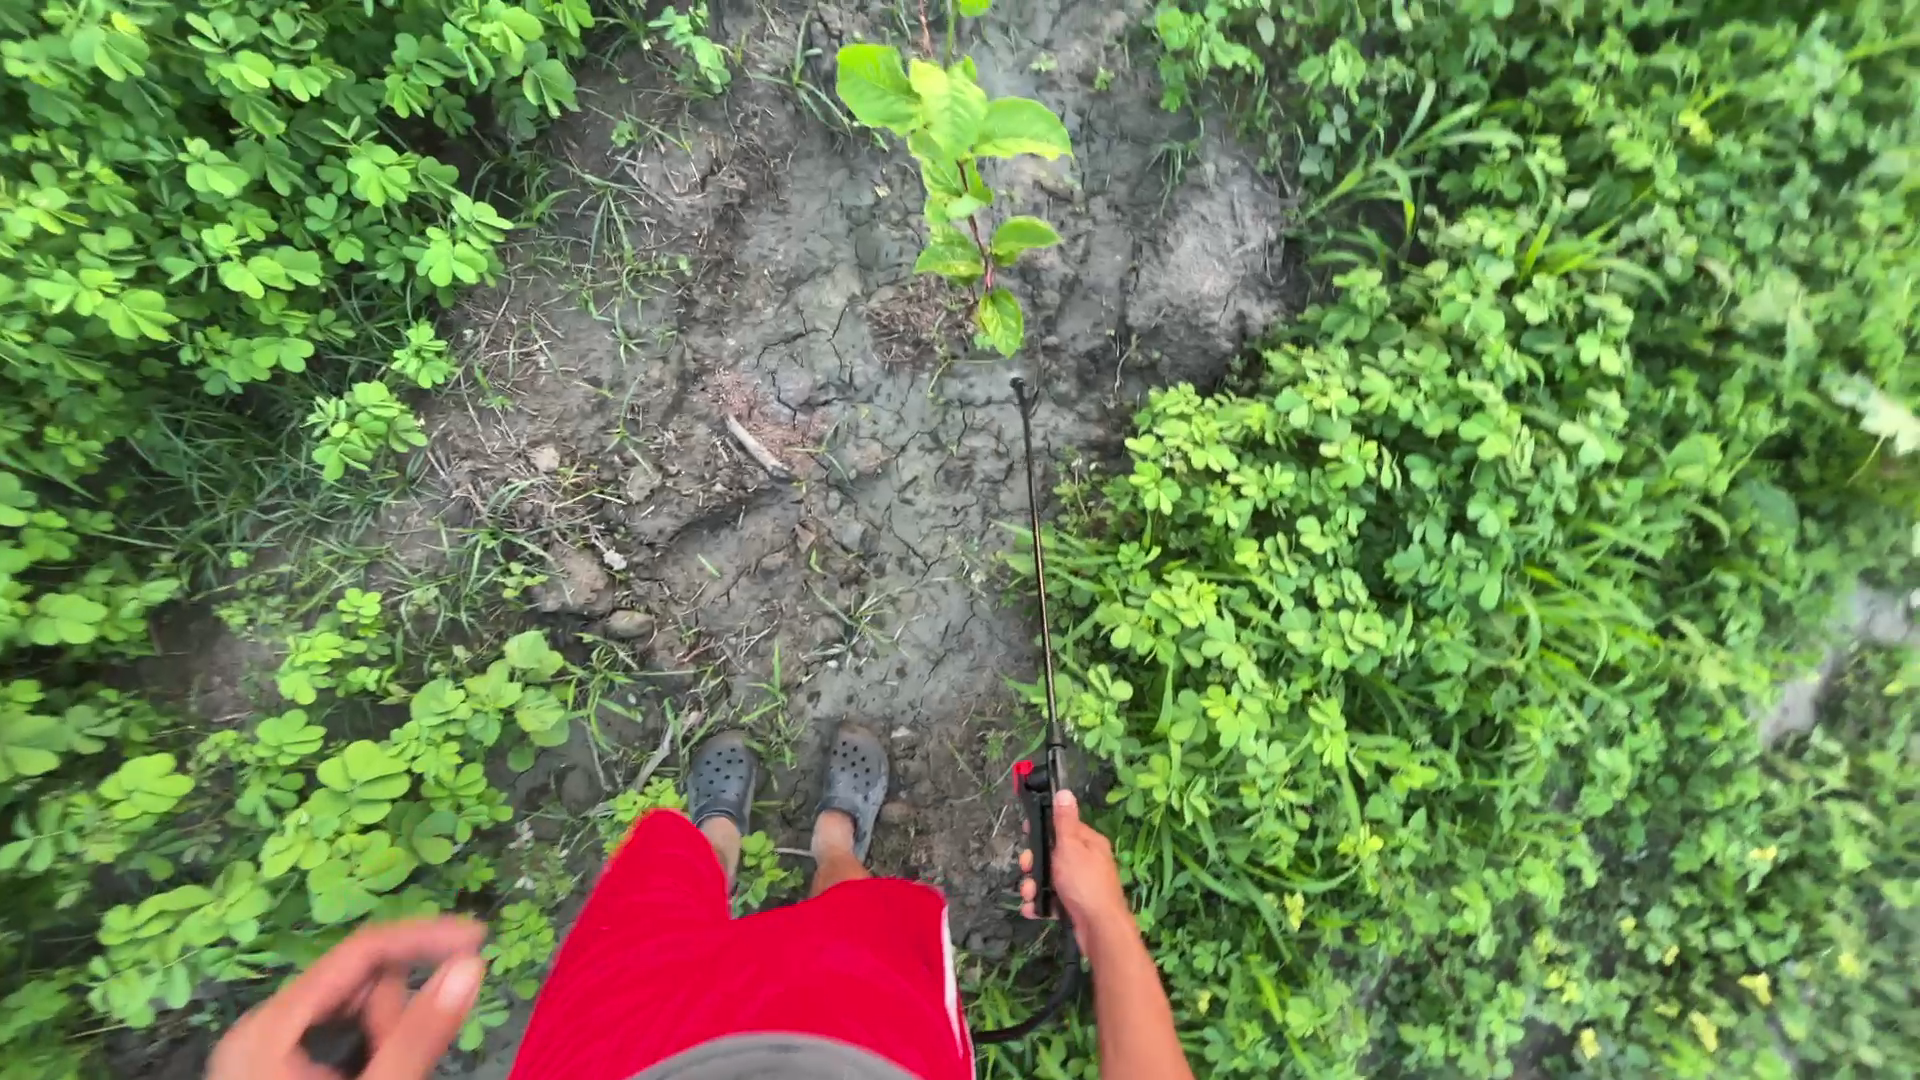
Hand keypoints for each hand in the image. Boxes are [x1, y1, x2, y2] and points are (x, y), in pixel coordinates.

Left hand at [207, 917, 486, 1079]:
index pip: (365, 948)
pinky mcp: (278, 1060)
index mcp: (270, 1026)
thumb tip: (473, 963)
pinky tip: (374, 1071)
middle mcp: (264, 1023)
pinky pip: (344, 1024)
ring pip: (358, 1001)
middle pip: (362, 976)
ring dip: (388, 1028)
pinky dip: (372, 1040)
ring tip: (387, 1071)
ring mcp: (268, 1042)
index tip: (481, 941)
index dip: (427, 936)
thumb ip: (418, 1036)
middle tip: (411, 1055)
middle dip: (399, 1007)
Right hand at [1019, 789, 1130, 937]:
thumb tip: (1064, 791)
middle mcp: (1087, 861)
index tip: (1026, 832)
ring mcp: (1082, 884)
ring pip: (1050, 878)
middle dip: (1034, 863)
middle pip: (1052, 854)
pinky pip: (1053, 898)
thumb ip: (1064, 821)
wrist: (1100, 929)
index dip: (1042, 829)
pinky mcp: (1076, 905)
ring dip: (1034, 886)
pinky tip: (1034, 910)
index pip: (1062, 827)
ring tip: (1029, 896)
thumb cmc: (1084, 882)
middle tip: (1027, 869)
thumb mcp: (1071, 846)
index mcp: (1088, 842)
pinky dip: (1042, 903)